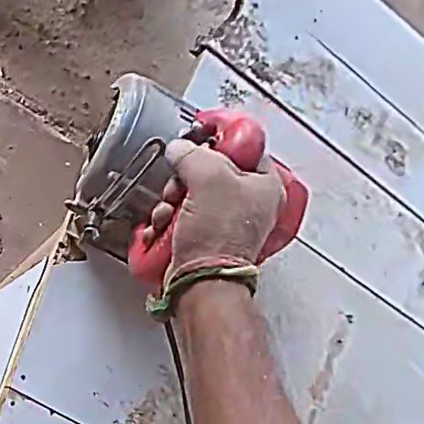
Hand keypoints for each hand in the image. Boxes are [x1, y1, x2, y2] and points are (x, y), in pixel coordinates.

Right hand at [135, 138, 289, 286]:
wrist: (199, 282)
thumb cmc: (217, 237)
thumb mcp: (210, 178)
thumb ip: (193, 155)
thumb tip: (180, 149)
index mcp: (264, 184)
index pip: (241, 148)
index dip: (216, 142)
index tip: (195, 141)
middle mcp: (245, 204)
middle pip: (206, 174)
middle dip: (182, 182)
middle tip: (177, 190)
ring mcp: (220, 225)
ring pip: (186, 198)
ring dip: (168, 205)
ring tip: (166, 217)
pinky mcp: (198, 242)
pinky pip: (175, 222)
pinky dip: (162, 225)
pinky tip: (160, 230)